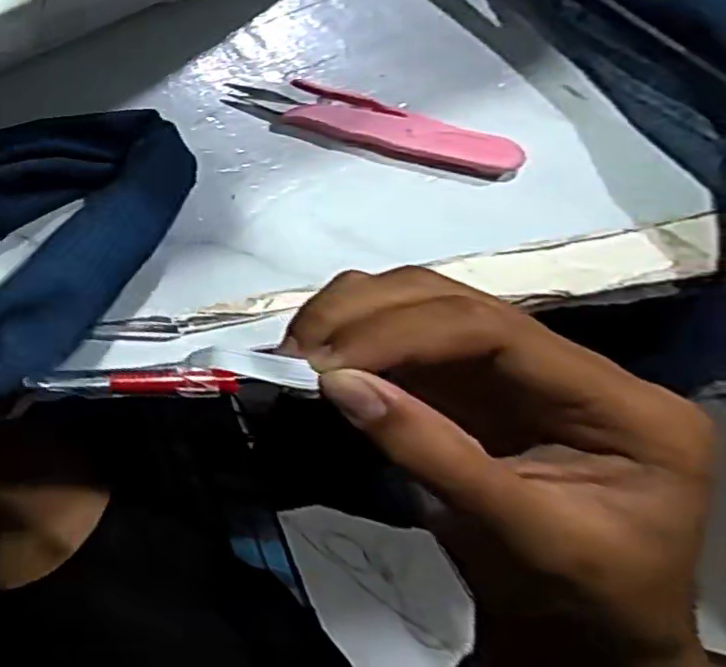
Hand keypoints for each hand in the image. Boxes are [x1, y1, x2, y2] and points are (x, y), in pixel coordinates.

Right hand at [285, 268, 713, 666]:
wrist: (574, 621)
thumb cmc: (575, 588)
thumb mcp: (521, 535)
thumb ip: (434, 455)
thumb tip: (336, 381)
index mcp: (619, 404)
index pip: (489, 328)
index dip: (395, 333)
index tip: (323, 365)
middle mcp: (564, 363)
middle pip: (441, 295)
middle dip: (357, 314)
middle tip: (297, 356)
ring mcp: (505, 360)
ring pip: (408, 294)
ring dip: (341, 312)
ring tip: (297, 353)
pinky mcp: (455, 367)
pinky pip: (387, 319)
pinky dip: (340, 326)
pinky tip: (315, 354)